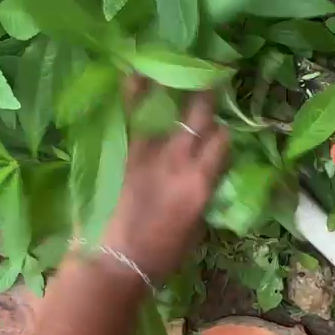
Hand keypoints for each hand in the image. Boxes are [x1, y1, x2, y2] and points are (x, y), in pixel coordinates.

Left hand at [98, 89, 228, 281]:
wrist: (112, 265)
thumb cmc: (156, 259)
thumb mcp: (192, 231)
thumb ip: (198, 199)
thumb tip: (199, 182)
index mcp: (201, 184)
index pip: (222, 143)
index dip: (222, 133)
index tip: (219, 126)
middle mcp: (179, 160)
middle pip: (201, 117)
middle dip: (207, 96)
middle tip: (210, 77)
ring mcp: (147, 151)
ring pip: (168, 108)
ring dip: (175, 87)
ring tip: (178, 70)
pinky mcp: (119, 151)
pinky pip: (128, 112)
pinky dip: (133, 90)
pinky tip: (136, 71)